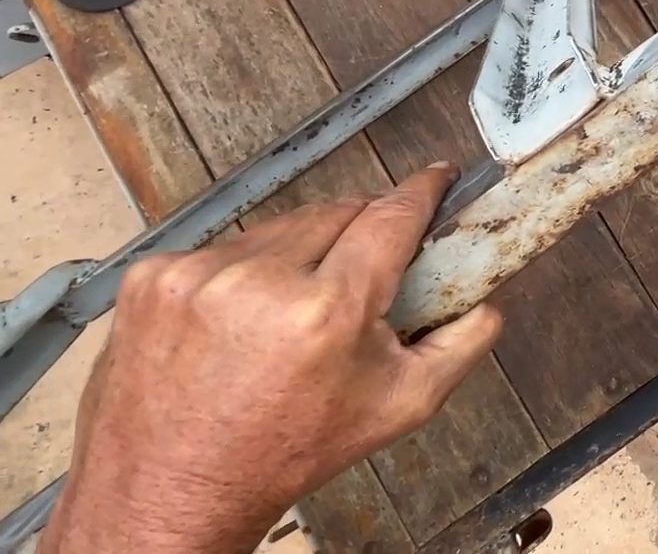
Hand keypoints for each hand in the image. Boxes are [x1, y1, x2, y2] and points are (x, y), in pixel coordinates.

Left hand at [42, 164, 503, 553]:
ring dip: (313, 243)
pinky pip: (233, 242)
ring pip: (290, 222)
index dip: (425, 189)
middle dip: (368, 228)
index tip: (440, 176)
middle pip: (345, 210)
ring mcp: (196, 277)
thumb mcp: (409, 402)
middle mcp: (257, 282)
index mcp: (327, 309)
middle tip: (372, 268)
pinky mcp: (152, 280)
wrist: (168, 496)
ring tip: (308, 293)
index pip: (392, 214)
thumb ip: (470, 338)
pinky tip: (254, 305)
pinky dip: (256, 262)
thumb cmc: (288, 450)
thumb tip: (490, 293)